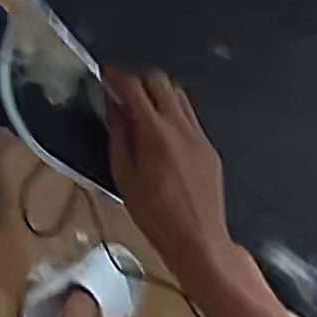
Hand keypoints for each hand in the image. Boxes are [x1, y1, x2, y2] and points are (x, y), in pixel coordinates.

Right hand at [105, 69, 233, 275]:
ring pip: (179, 93)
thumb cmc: (154, 214)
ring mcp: (199, 136)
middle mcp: (180, 127)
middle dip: (138, 78)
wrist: (199, 242)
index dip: (116, 76)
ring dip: (158, 91)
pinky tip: (163, 128)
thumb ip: (118, 134)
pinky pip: (190, 114)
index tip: (107, 74)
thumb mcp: (123, 174)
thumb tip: (114, 106)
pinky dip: (173, 110)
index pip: (134, 87)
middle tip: (123, 89)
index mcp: (155, 133)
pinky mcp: (210, 148)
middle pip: (160, 80)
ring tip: (143, 105)